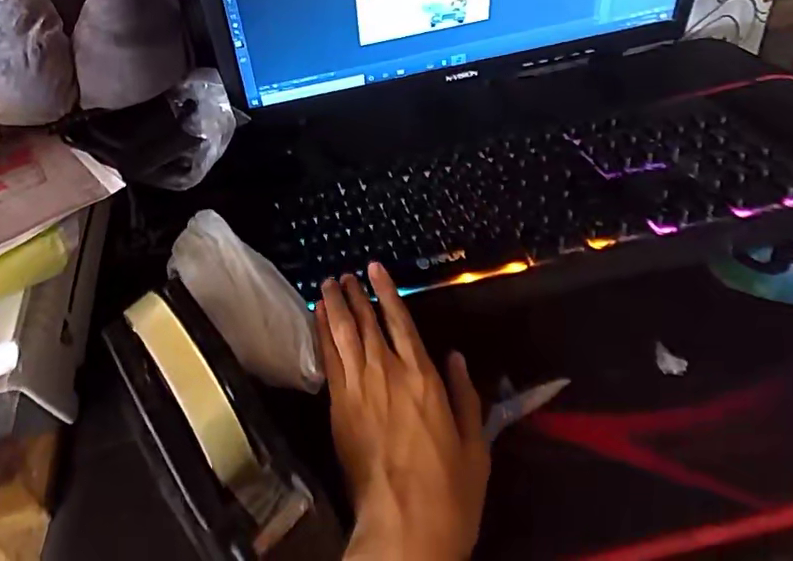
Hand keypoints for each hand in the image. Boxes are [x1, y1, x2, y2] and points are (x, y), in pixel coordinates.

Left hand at [316, 263, 489, 560]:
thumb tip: (455, 355)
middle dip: (354, 293)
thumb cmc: (449, 490)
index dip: (386, 290)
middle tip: (344, 274)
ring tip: (327, 284)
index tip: (374, 268)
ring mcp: (358, 387)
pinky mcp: (338, 405)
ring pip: (342, 333)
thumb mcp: (475, 445)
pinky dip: (321, 333)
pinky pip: (328, 358)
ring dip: (334, 305)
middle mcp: (387, 372)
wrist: (405, 525)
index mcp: (422, 377)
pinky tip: (316, 318)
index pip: (400, 320)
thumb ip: (465, 395)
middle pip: (365, 321)